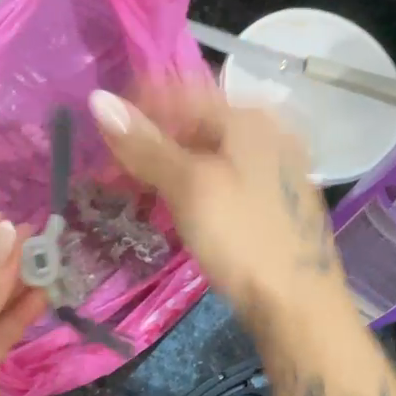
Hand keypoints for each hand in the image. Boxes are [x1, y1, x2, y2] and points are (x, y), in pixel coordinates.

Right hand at [88, 86, 347, 323]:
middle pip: (197, 123)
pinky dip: (193, 189)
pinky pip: (223, 181)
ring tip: (136, 192)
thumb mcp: (190, 188)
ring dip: (169, 168)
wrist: (297, 303)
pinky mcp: (271, 203)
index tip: (100, 136)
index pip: (181, 92)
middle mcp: (266, 132)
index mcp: (248, 116)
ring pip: (209, 155)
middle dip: (152, 141)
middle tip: (113, 170)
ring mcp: (273, 169)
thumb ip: (146, 146)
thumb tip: (99, 100)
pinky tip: (175, 210)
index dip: (137, 107)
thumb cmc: (242, 239)